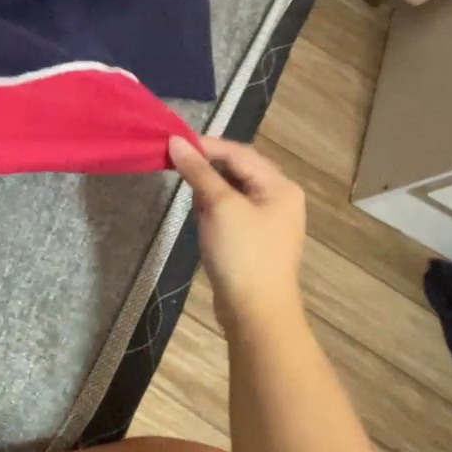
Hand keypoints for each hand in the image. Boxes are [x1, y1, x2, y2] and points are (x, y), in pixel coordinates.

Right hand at [168, 136, 305, 332]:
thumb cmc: (242, 253)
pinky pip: (231, 206)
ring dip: (208, 183)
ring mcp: (268, 218)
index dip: (205, 145)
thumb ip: (198, 171)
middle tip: (173, 161)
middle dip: (206, 163)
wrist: (255, 309)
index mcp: (280, 187)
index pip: (239, 152)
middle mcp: (279, 197)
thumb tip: (176, 141)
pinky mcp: (254, 235)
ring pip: (233, 187)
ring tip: (184, 185)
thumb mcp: (219, 206)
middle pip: (238, 167)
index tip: (171, 143)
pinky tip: (198, 209)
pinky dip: (213, 202)